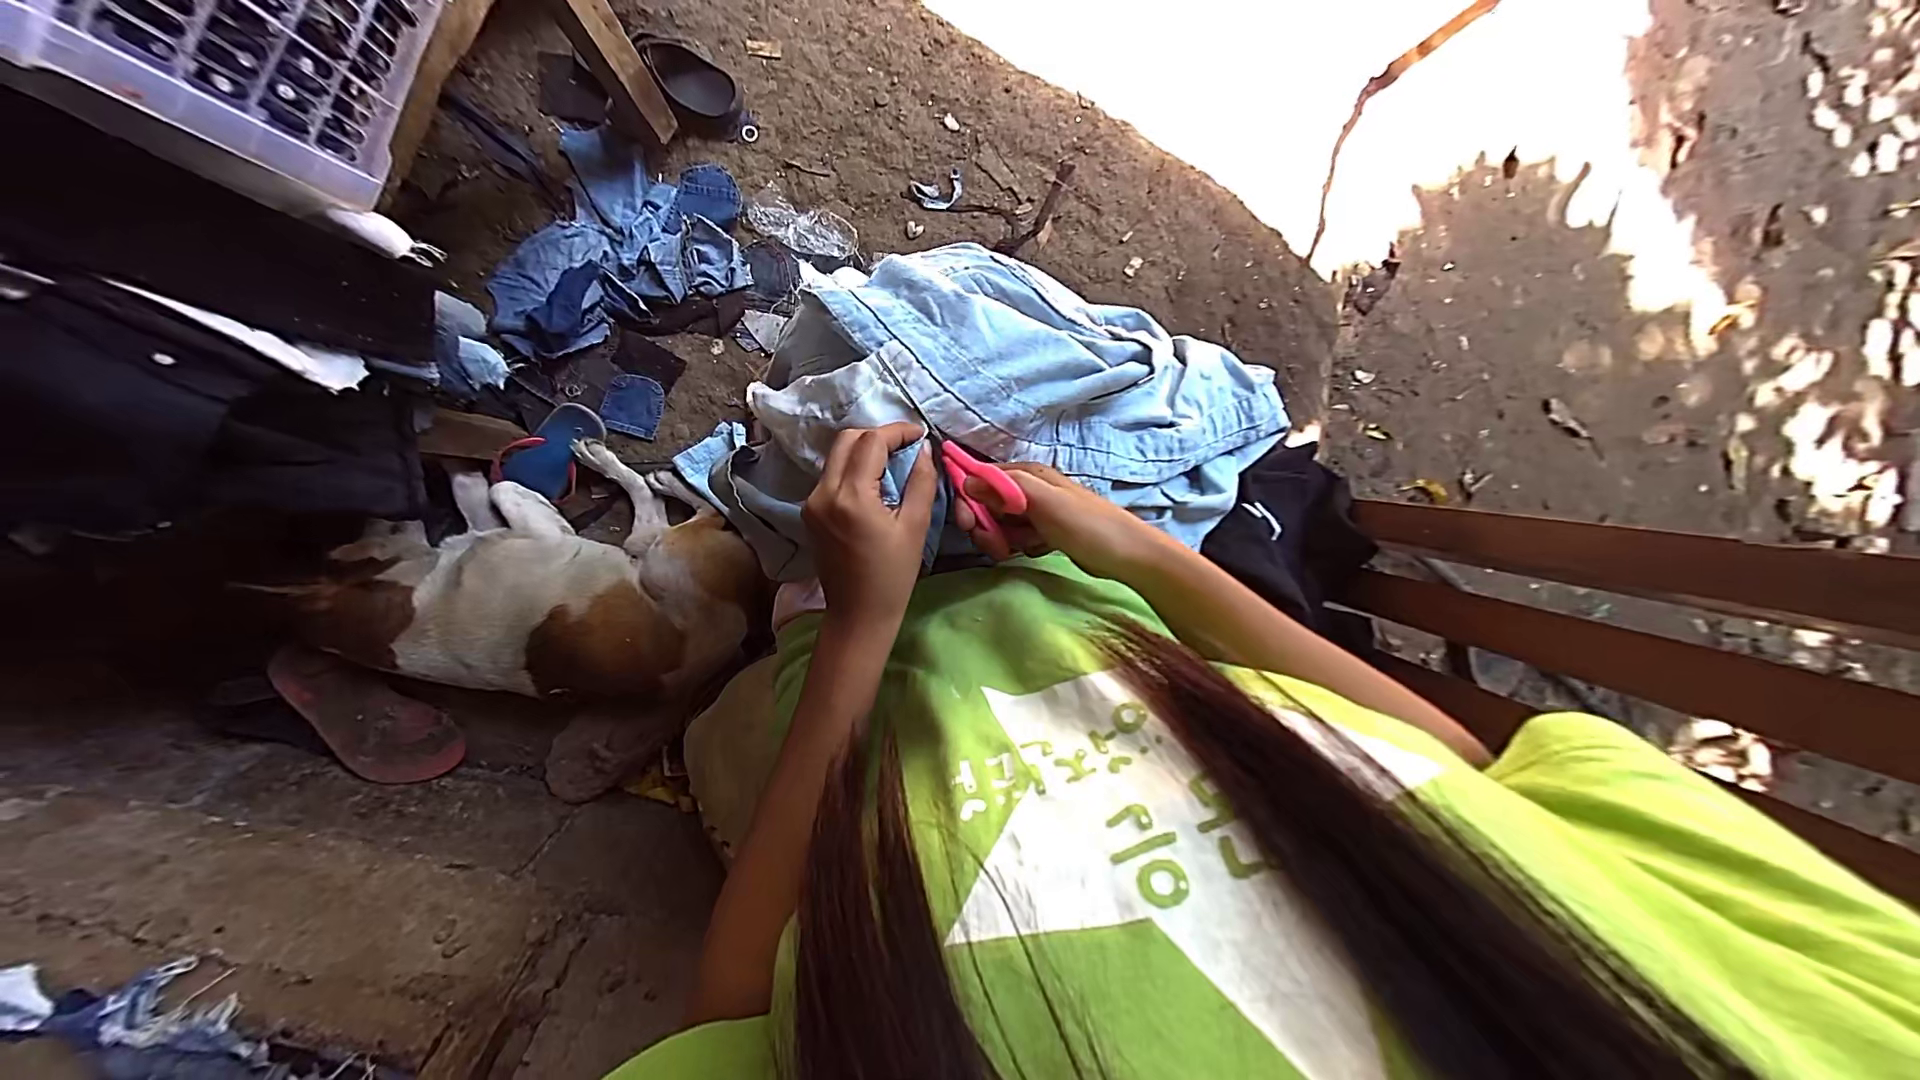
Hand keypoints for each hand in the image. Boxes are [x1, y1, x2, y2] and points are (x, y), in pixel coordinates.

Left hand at [802, 423, 937, 628]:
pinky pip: (831, 476)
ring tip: (894, 462)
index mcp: (851, 497)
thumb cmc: (893, 575)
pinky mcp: (809, 513)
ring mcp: (812, 503)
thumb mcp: (915, 526)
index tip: (920, 435)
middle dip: (878, 436)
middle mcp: (823, 493)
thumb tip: (925, 449)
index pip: (871, 442)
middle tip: (906, 445)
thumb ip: (921, 481)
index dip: (897, 431)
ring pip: (836, 456)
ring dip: (865, 451)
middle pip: (847, 440)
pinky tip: (875, 483)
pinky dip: (853, 469)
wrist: (858, 614)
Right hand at [952, 462, 1183, 582]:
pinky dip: (1017, 545)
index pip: (983, 477)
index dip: (970, 498)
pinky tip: (1031, 552)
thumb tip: (967, 480)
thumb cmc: (1088, 525)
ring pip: (1001, 522)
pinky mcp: (1044, 532)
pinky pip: (1017, 537)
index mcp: (1029, 474)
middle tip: (995, 546)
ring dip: (1000, 539)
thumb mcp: (1046, 502)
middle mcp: (1030, 488)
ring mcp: (1038, 511)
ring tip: (1014, 551)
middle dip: (985, 525)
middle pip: (988, 503)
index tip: (967, 523)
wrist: (1127, 555)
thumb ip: (1007, 488)